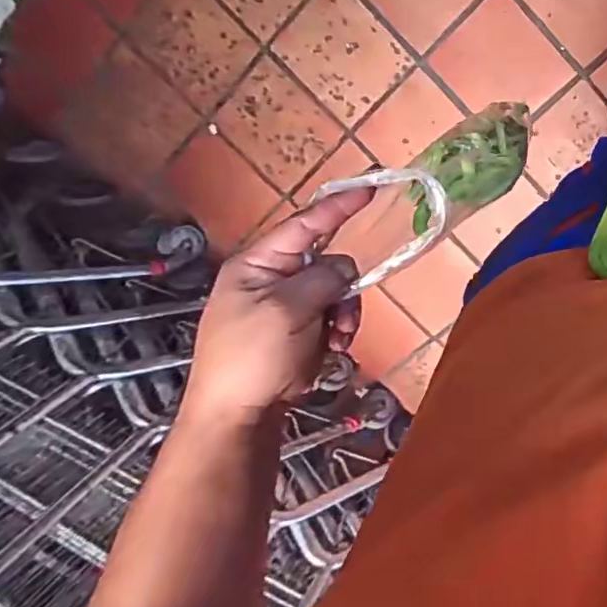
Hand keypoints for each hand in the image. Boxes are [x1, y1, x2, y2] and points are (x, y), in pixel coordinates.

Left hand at [182, 187, 374, 423]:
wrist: (238, 417)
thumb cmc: (252, 357)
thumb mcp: (288, 309)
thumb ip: (323, 278)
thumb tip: (345, 269)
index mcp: (258, 265)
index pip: (305, 225)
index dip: (338, 206)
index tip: (369, 189)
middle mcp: (273, 278)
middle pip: (328, 262)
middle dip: (342, 288)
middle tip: (340, 315)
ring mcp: (287, 305)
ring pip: (337, 290)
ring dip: (344, 313)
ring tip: (336, 340)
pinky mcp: (300, 328)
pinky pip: (335, 314)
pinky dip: (340, 329)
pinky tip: (332, 349)